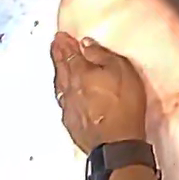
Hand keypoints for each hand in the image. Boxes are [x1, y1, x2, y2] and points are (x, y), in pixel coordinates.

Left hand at [51, 32, 148, 150]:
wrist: (117, 143)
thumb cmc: (124, 104)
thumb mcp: (122, 71)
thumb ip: (102, 55)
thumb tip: (85, 43)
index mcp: (82, 73)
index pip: (70, 54)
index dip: (65, 44)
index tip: (60, 36)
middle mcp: (71, 88)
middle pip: (61, 67)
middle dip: (58, 54)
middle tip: (54, 44)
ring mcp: (69, 107)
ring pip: (59, 84)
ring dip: (58, 71)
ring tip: (57, 63)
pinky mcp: (71, 122)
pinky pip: (62, 100)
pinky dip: (61, 90)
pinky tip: (63, 90)